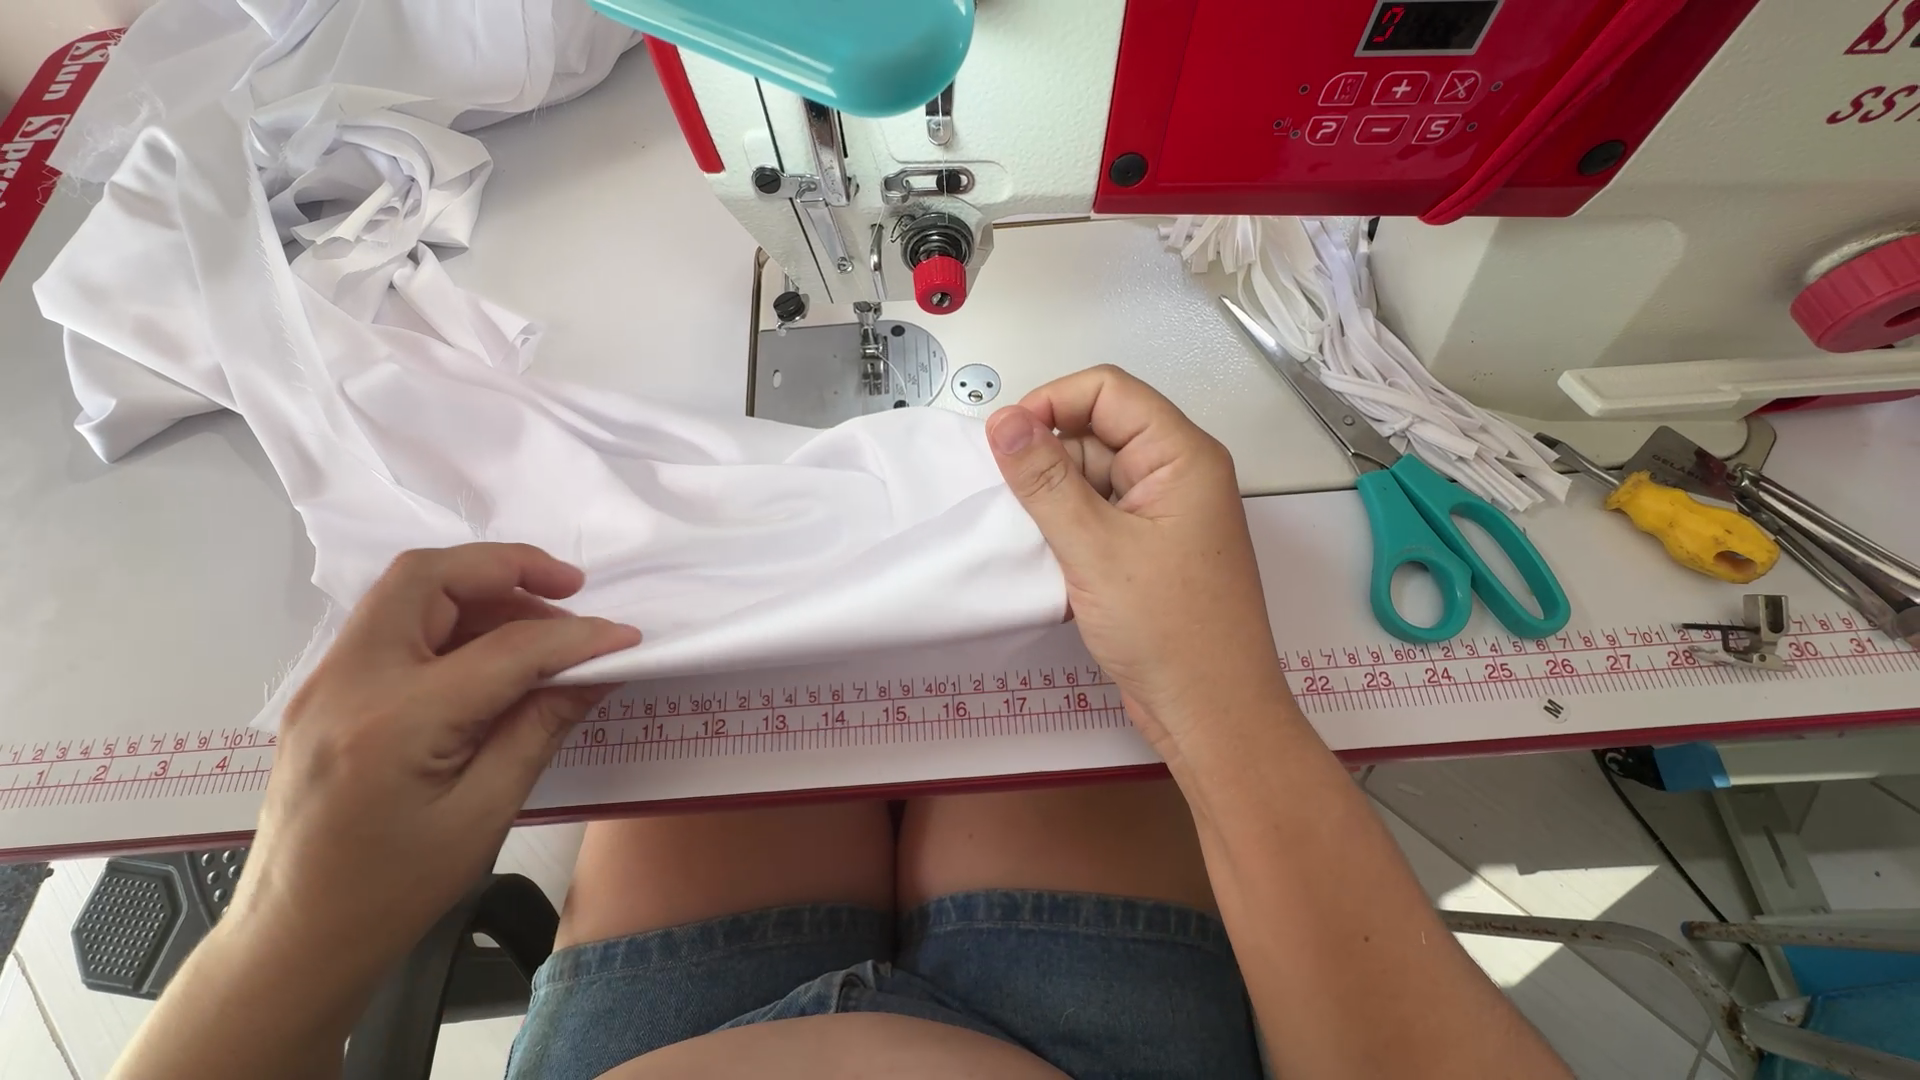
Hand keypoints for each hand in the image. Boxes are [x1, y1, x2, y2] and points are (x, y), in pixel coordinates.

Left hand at [232, 543, 640, 977]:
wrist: (294, 941)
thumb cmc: (397, 889)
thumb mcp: (488, 811)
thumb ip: (541, 725)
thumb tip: (597, 670)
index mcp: (394, 722)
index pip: (505, 649)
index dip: (575, 637)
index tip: (626, 636)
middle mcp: (349, 682)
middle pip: (428, 577)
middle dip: (508, 566)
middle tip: (570, 587)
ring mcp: (328, 682)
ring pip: (409, 592)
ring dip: (482, 589)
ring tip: (543, 625)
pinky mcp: (329, 692)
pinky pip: (397, 625)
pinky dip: (454, 617)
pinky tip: (495, 651)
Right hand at [985, 366, 1289, 756]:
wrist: (1209, 713)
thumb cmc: (1170, 632)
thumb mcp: (1094, 547)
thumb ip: (1044, 479)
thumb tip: (1004, 420)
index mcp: (1182, 456)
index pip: (1108, 390)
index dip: (1052, 402)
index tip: (1004, 440)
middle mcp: (1176, 474)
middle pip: (1097, 431)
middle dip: (1048, 457)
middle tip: (1011, 500)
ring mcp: (1161, 513)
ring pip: (1091, 475)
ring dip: (1053, 497)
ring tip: (1032, 536)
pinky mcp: (1146, 548)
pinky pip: (1096, 513)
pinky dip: (1065, 526)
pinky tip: (1047, 555)